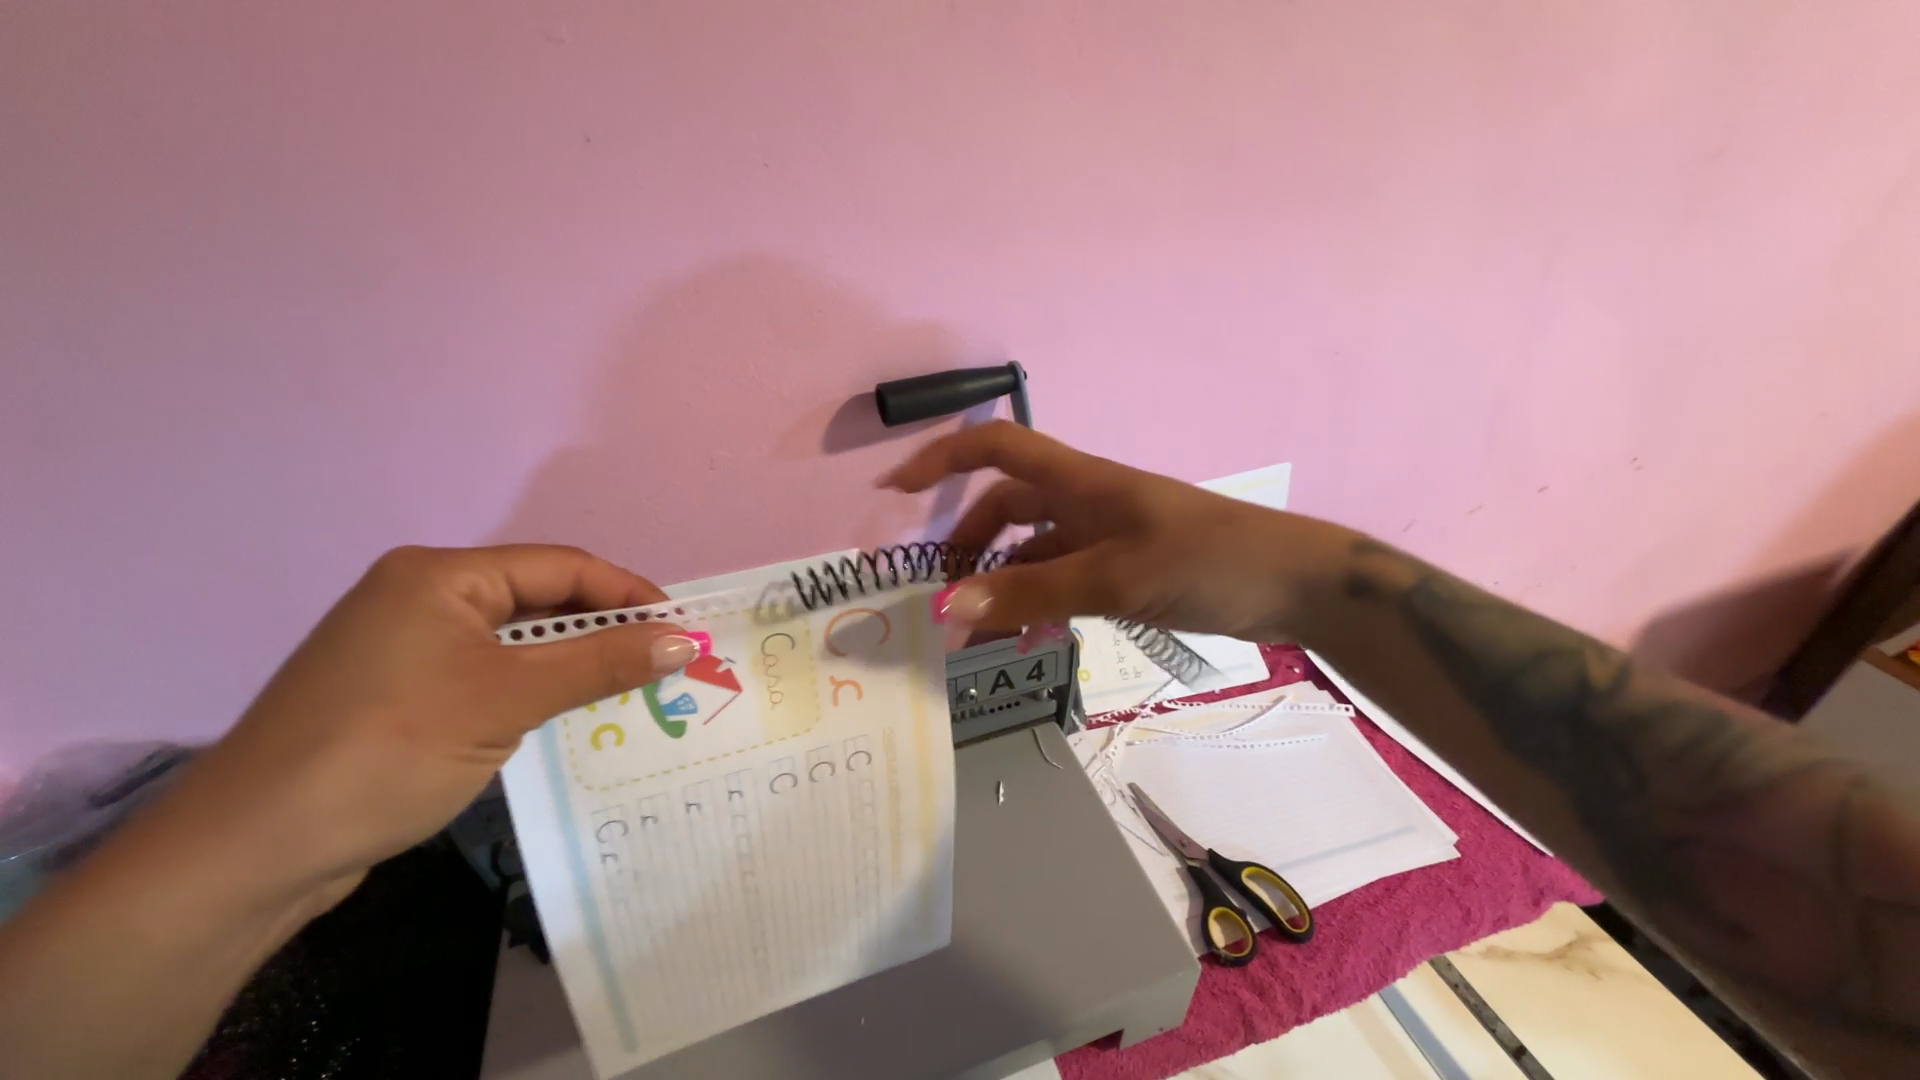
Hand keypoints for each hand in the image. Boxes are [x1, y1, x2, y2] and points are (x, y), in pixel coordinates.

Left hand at [167, 544, 698, 906]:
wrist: (251, 853)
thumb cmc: (388, 750)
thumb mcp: (507, 699)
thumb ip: (600, 664)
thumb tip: (684, 639)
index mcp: (439, 576)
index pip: (560, 567)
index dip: (628, 594)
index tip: (683, 628)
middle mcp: (421, 598)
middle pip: (540, 602)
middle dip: (605, 632)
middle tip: (667, 662)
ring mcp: (407, 649)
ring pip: (518, 644)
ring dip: (575, 665)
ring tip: (635, 691)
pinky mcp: (402, 695)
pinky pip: (491, 676)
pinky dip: (537, 691)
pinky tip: (573, 717)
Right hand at [882, 422, 1359, 643]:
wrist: (1293, 583)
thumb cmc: (1205, 561)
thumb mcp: (1113, 578)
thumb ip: (1032, 593)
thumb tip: (948, 608)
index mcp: (1079, 481)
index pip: (995, 448)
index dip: (940, 460)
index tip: (894, 493)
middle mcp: (1085, 501)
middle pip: (1006, 506)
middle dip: (969, 544)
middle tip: (944, 594)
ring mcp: (1106, 536)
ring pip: (1034, 551)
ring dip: (1003, 583)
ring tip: (977, 631)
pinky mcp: (1126, 569)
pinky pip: (1064, 579)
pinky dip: (1038, 602)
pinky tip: (1026, 636)